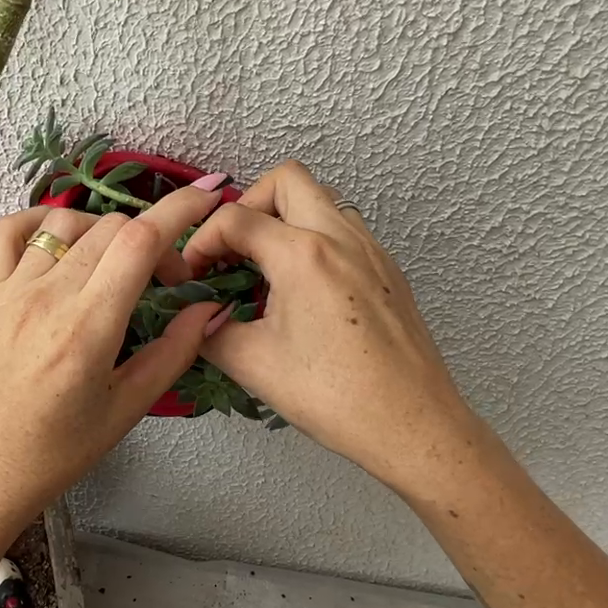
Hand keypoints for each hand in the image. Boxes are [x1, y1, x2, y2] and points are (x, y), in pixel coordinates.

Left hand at [0, 180, 229, 529]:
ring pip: (64, 223)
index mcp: (87, 330)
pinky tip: (61, 242)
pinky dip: (41, 221)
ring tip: (114, 265)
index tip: (206, 199)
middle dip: (151, 238)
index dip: (180, 211)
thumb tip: (210, 308)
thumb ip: (173, 352)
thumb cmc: (56, 452)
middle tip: (163, 278)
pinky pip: (9, 232)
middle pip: (110, 229)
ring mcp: (7, 292)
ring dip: (102, 231)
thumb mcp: (126, 409)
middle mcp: (45, 299)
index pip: (139, 241)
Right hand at [182, 161, 487, 485]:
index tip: (195, 274)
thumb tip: (195, 319)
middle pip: (286, 179)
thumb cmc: (337, 398)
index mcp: (303, 255)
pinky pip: (345, 229)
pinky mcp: (387, 271)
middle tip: (231, 249)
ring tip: (264, 266)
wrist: (413, 427)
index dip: (201, 241)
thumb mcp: (253, 365)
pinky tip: (300, 288)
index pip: (235, 218)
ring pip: (322, 199)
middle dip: (247, 205)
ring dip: (285, 217)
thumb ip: (209, 332)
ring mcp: (371, 251)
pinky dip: (314, 239)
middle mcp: (341, 238)